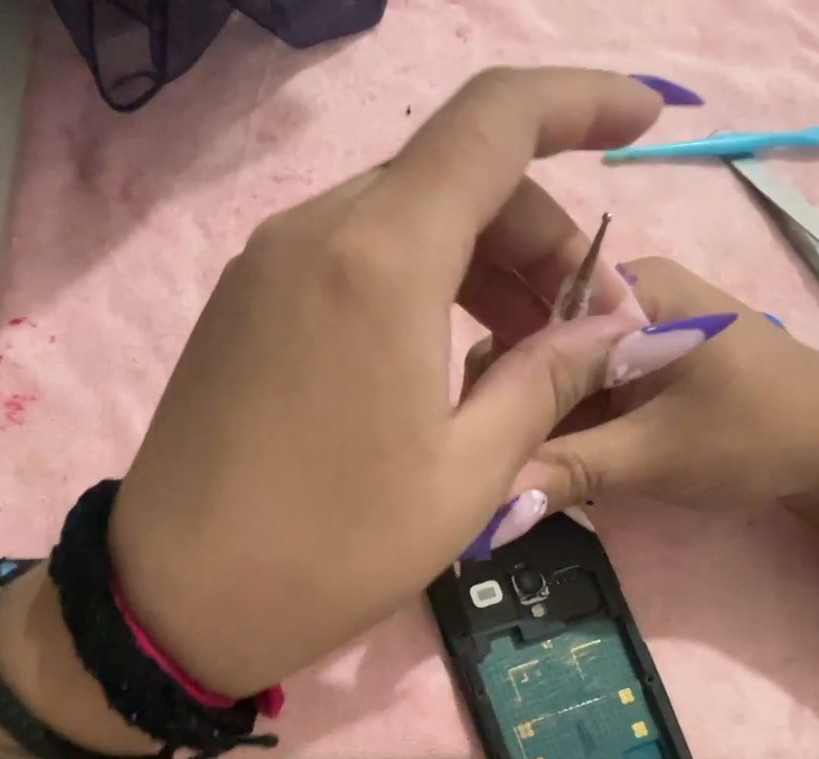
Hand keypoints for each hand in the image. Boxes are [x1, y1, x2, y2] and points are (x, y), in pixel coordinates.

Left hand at [108, 68, 719, 696]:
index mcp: (379, 259)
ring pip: (394, 214)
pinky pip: (342, 255)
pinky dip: (408, 275)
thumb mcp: (466, 476)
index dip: (581, 101)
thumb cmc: (332, 550)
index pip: (494, 119)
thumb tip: (612, 329)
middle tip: (573, 319)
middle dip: (530, 225)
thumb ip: (546, 379)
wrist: (177, 597)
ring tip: (515, 340)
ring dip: (470, 254)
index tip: (641, 126)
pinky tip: (433, 348)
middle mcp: (312, 233)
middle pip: (448, 172)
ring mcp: (262, 266)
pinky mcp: (238, 305)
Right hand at [511, 256, 818, 513]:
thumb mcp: (655, 454)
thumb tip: (485, 504)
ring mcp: (626, 332)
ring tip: (518, 472)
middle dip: (513, 410)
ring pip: (549, 376)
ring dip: (535, 424)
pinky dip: (560, 427)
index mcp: (625, 289)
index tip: (476, 443)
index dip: (493, 385)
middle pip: (531, 351)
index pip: (522, 323)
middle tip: (497, 468)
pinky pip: (574, 390)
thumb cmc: (760, 434)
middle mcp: (617, 297)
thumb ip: (566, 470)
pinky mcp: (633, 365)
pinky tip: (551, 463)